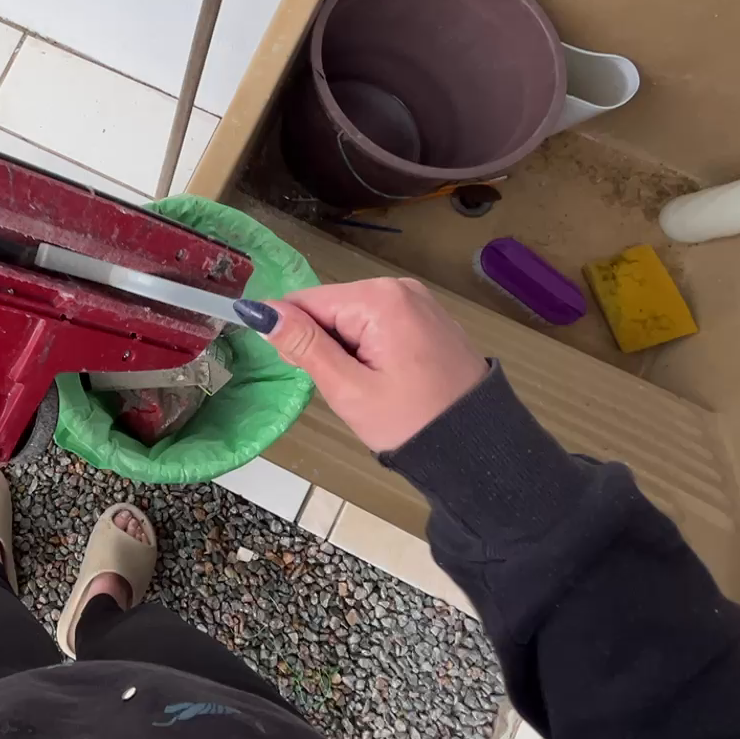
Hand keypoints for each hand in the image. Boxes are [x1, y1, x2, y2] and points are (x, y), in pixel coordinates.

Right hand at [253, 278, 487, 451]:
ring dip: (341, 347)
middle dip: (320, 342)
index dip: (292, 334)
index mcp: (379, 298)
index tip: (301, 369)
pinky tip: (380, 375)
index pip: (305, 301)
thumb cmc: (409, 421)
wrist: (481, 450)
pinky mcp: (425, 317)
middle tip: (339, 384)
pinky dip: (365, 347)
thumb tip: (258, 312)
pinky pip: (374, 322)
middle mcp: (398, 287)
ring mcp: (416, 301)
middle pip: (327, 306)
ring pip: (348, 316)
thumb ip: (303, 344)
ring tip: (362, 383)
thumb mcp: (347, 387)